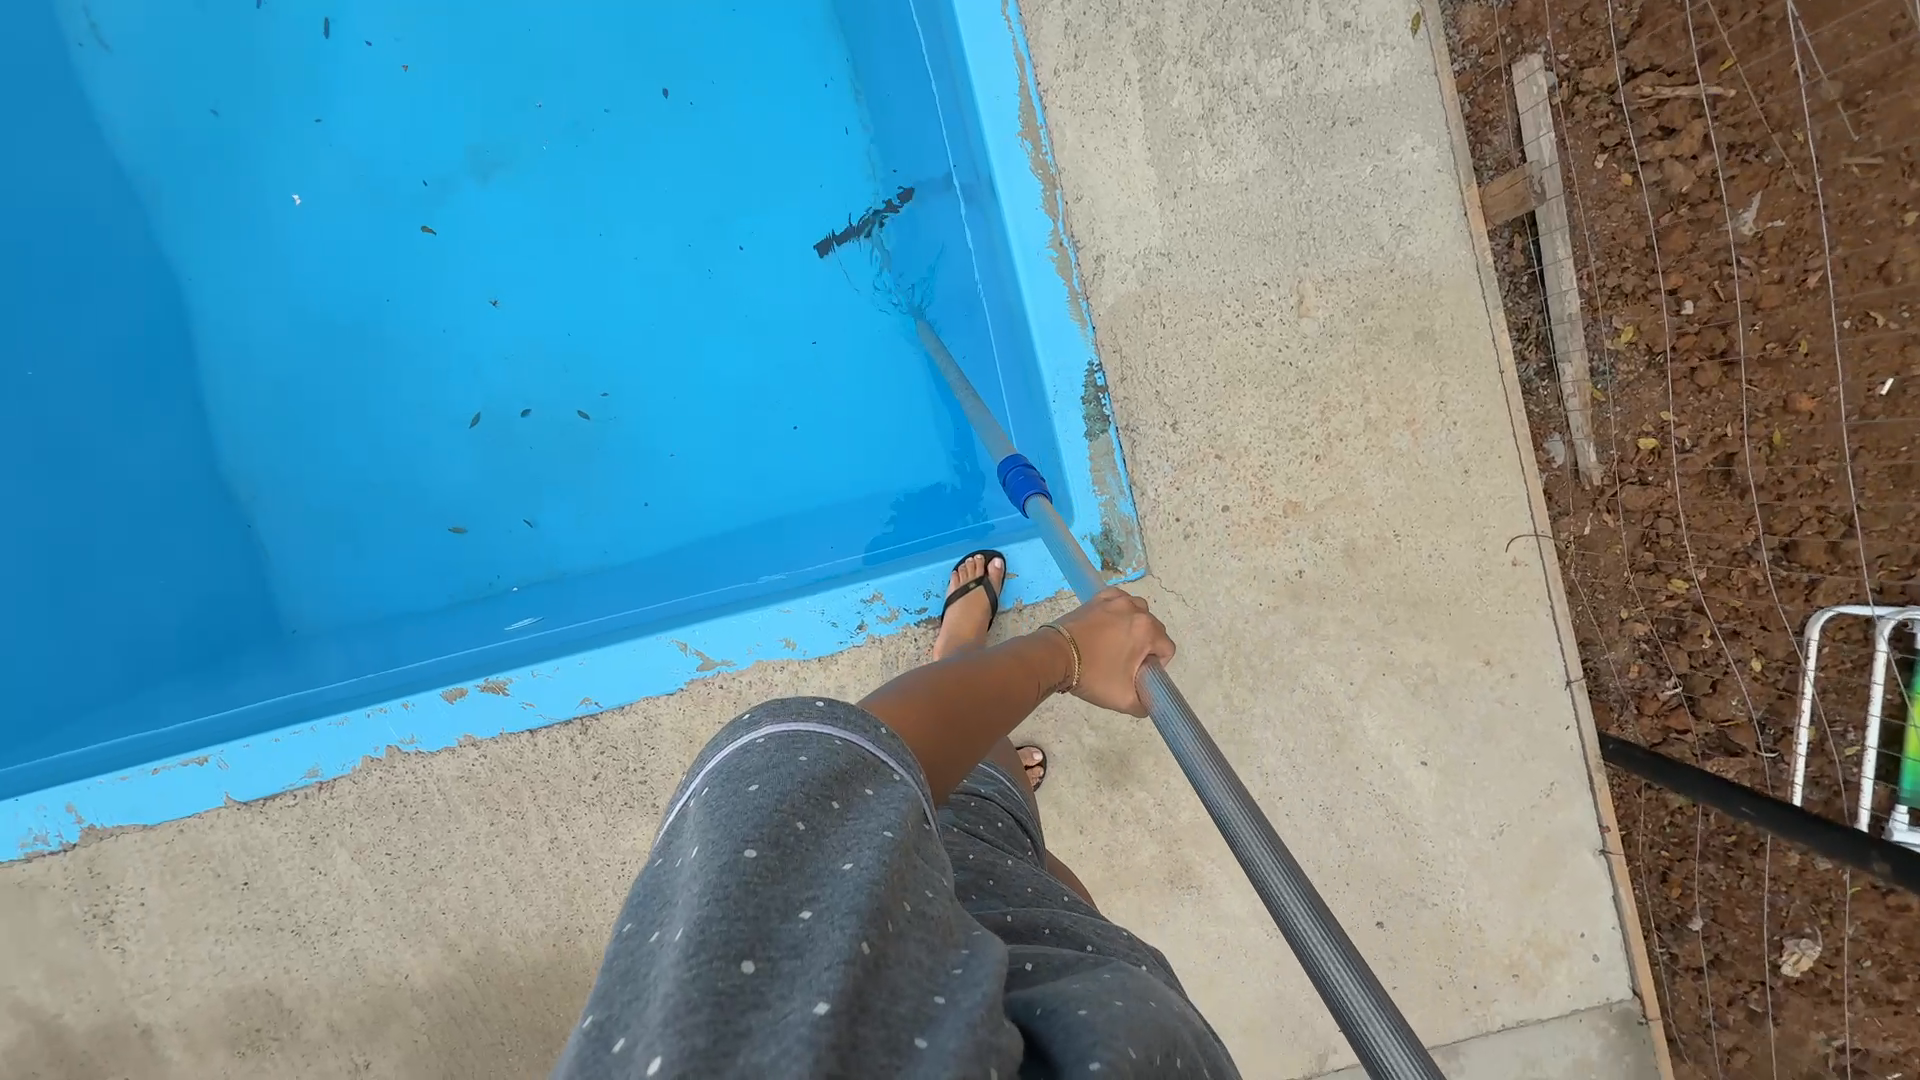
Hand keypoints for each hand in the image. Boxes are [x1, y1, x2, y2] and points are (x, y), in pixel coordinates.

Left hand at [1050, 587, 1174, 715]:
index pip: (1167, 648)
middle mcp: (1134, 609)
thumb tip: (1149, 700)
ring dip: (1134, 626)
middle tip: (1125, 663)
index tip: (1138, 674)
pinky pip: (1118, 600)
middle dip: (1146, 646)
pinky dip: (1118, 610)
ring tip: (1116, 644)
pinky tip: (1109, 624)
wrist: (1054, 656)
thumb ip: (1146, 703)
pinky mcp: (1096, 599)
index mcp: (1146, 630)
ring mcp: (1114, 600)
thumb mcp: (1124, 699)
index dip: (1157, 665)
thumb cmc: (1092, 675)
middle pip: (1154, 629)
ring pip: (1138, 611)